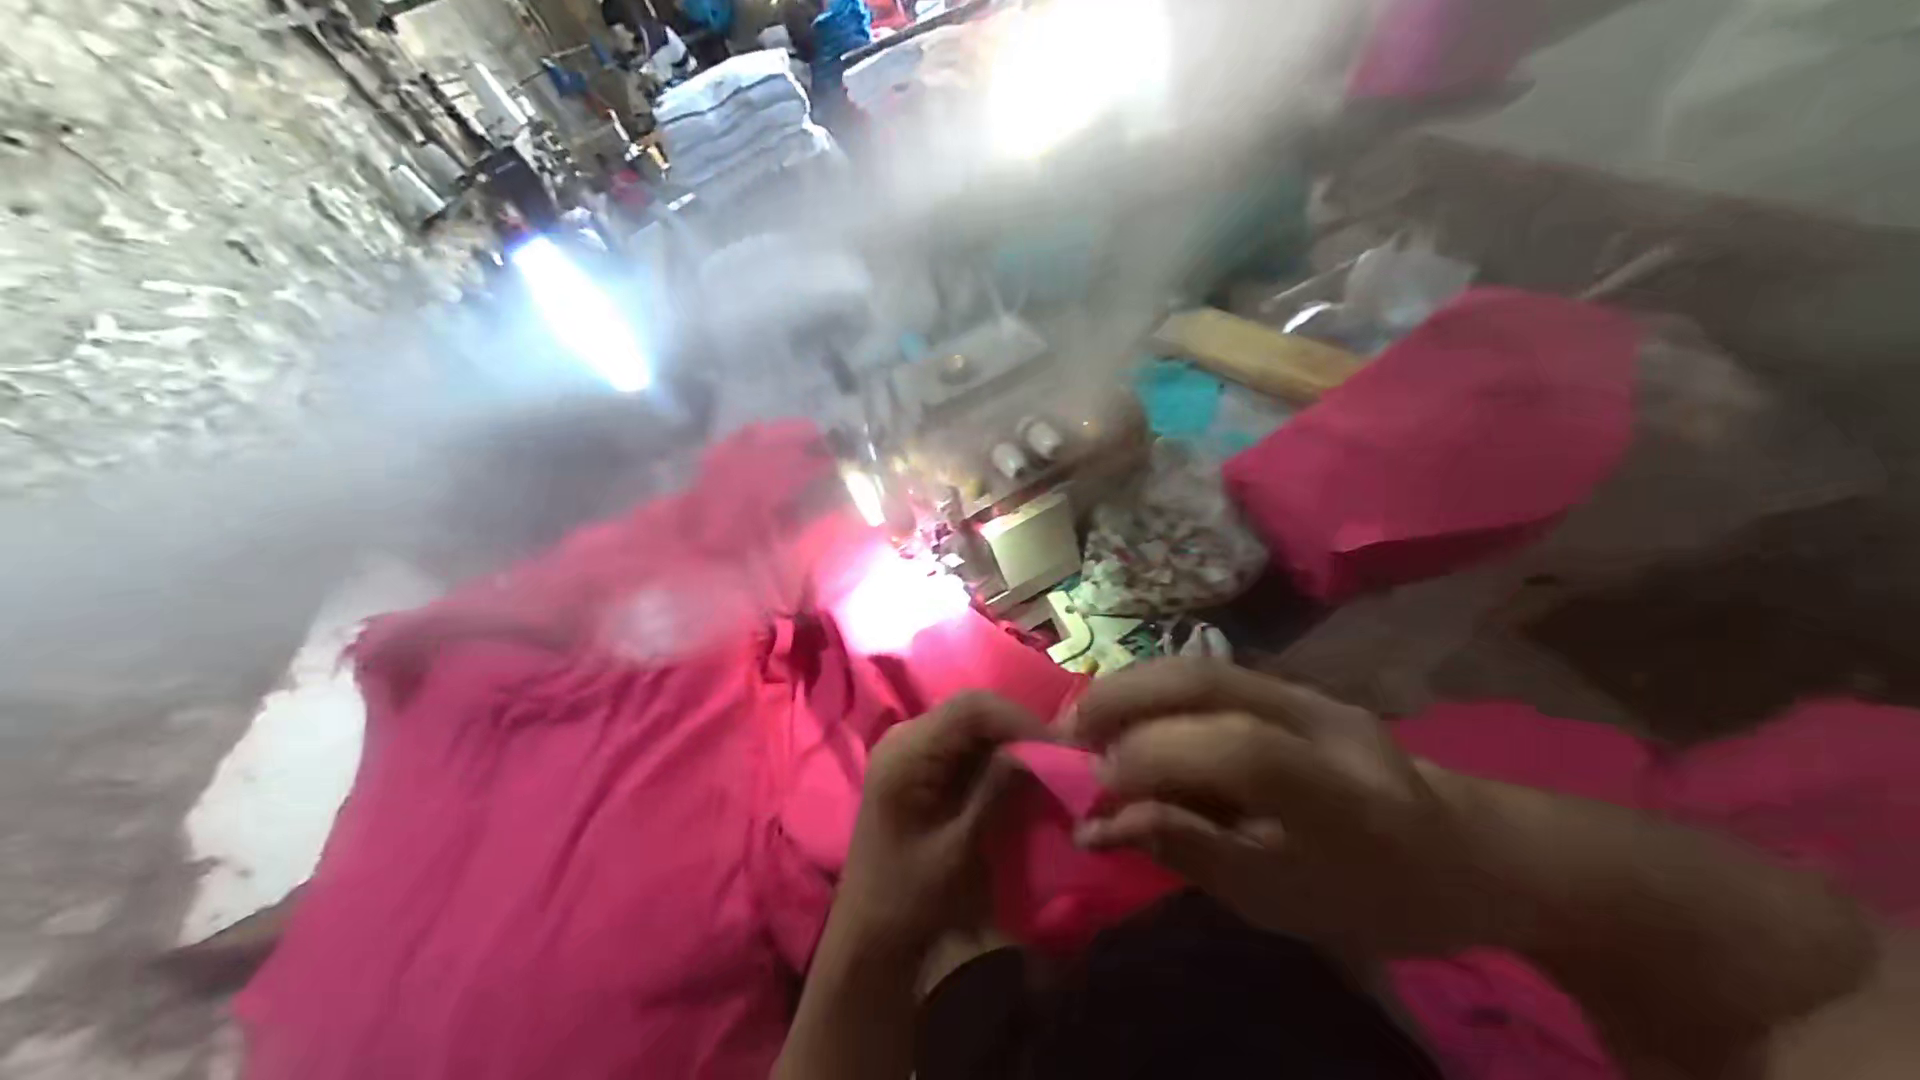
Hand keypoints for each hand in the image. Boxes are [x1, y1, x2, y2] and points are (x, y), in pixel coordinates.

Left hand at [838, 692, 1044, 947]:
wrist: (870, 932)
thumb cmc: (910, 899)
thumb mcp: (960, 849)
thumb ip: (996, 792)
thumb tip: (1038, 750)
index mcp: (905, 753)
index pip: (970, 708)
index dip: (1019, 720)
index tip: (1059, 750)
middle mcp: (904, 737)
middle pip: (971, 709)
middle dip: (1019, 728)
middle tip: (1059, 758)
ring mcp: (910, 748)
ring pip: (972, 722)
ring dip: (1010, 739)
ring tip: (1046, 766)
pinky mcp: (920, 764)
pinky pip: (965, 742)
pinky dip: (996, 752)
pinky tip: (1020, 774)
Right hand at [1069, 658, 1505, 955]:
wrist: (1463, 851)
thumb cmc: (1372, 895)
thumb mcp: (1279, 901)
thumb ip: (1187, 851)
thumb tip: (1097, 825)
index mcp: (1337, 791)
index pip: (1232, 749)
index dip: (1150, 761)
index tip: (1095, 794)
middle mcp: (1319, 719)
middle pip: (1202, 680)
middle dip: (1118, 700)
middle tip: (1065, 736)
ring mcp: (1307, 690)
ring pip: (1197, 666)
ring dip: (1128, 688)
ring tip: (1085, 723)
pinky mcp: (1293, 683)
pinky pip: (1207, 674)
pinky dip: (1153, 690)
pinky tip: (1130, 716)